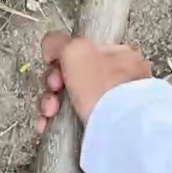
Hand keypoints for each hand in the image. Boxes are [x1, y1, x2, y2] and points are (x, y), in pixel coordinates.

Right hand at [36, 31, 153, 131]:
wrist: (122, 130)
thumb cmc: (104, 87)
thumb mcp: (76, 50)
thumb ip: (57, 42)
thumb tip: (49, 49)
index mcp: (118, 55)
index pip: (80, 52)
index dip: (61, 60)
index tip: (55, 67)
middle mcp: (118, 79)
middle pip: (71, 76)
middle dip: (53, 85)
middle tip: (54, 90)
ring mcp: (111, 104)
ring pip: (68, 99)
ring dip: (50, 104)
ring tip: (49, 113)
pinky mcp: (102, 126)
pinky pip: (72, 120)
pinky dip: (56, 121)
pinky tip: (48, 125)